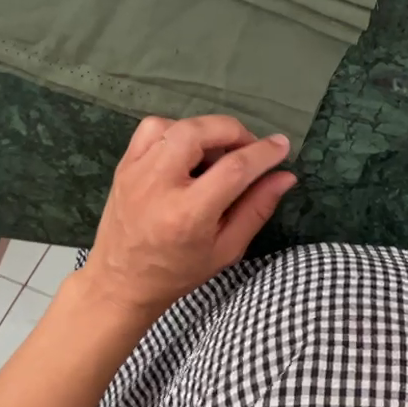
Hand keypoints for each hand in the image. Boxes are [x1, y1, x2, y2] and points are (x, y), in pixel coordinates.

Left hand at [75, 115, 296, 318]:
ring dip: (206, 131)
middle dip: (234, 132)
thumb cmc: (179, 272)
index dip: (263, 153)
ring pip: (176, 125)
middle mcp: (158, 185)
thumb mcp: (227, 249)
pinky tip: (189, 151)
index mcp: (188, 214)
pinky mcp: (125, 165)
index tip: (283, 146)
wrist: (121, 281)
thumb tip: (285, 176)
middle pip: (199, 132)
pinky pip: (153, 129)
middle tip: (250, 149)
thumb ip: (257, 209)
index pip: (233, 169)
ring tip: (218, 153)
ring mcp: (136, 171)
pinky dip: (178, 130)